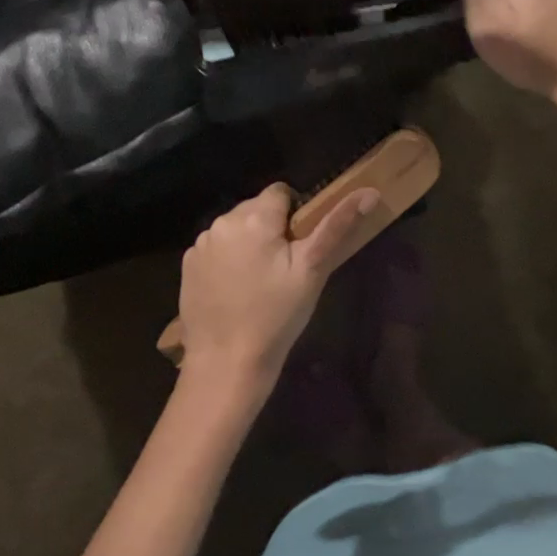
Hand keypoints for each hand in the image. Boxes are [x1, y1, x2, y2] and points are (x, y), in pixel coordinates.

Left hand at [178, 183, 380, 383]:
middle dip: (270, 229)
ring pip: (235, 229)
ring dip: (247, 243)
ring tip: (257, 283)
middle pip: (256, 209)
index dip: (295, 216)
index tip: (298, 248)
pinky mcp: (187, 264)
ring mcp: (201, 243)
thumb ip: (336, 226)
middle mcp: (223, 221)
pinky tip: (234, 291)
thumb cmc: (276, 316)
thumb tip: (369, 191)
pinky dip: (226, 260)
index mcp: (255, 217)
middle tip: (282, 270)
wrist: (226, 363)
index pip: (281, 193)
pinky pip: (215, 248)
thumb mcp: (312, 271)